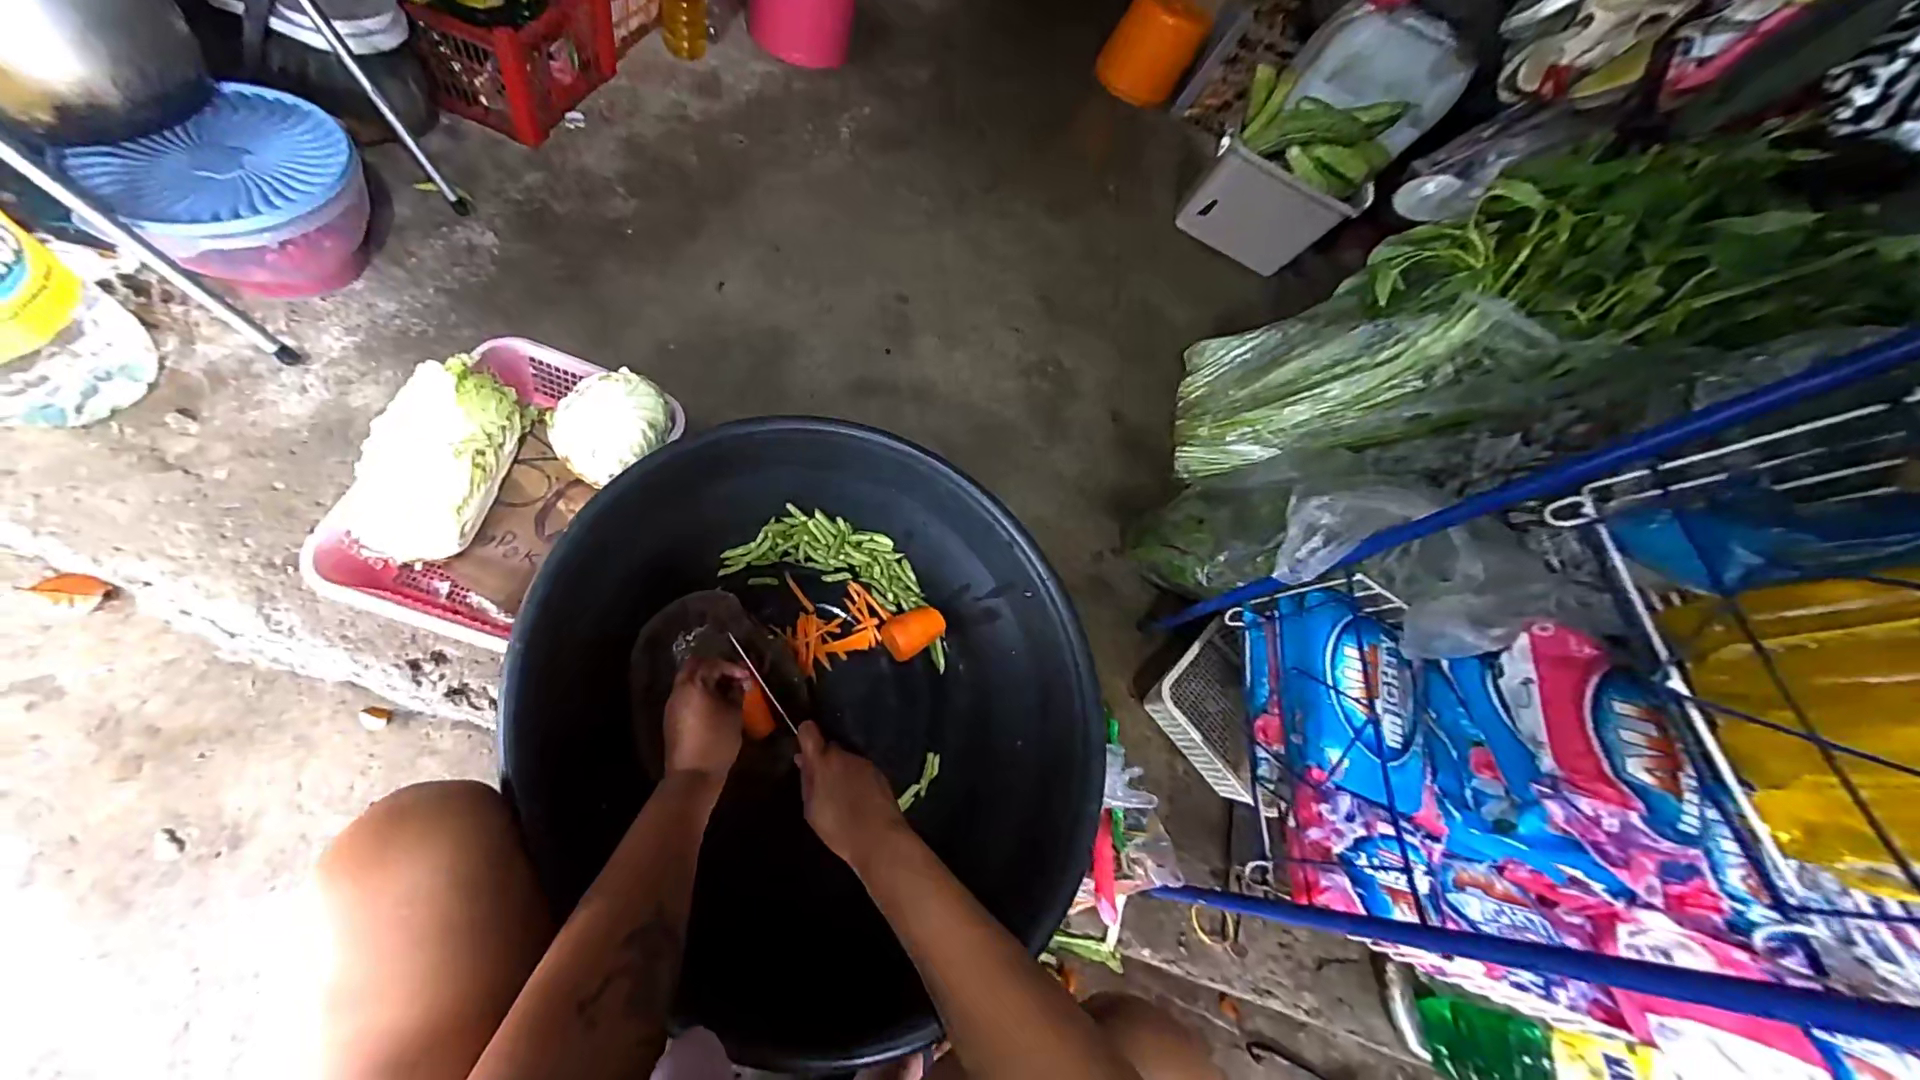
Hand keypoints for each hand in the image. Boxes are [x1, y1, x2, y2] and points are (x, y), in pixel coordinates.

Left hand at [663, 656, 749, 781]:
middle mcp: (679, 690)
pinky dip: (700, 691)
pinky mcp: (671, 717)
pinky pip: (686, 694)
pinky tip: (715, 703)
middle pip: (694, 665)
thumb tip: (740, 683)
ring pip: (688, 679)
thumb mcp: (734, 714)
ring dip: (706, 679)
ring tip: (727, 690)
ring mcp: (672, 704)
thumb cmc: (717, 741)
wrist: (692, 774)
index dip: (733, 667)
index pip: (714, 664)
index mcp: (694, 685)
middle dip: (715, 667)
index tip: (747, 676)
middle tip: (733, 676)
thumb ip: (737, 693)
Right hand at [796, 721, 909, 869]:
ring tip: (843, 796)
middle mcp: (845, 755)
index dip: (805, 735)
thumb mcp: (811, 809)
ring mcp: (864, 762)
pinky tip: (859, 798)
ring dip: (842, 770)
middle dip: (825, 761)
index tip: (804, 747)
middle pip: (830, 749)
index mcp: (823, 762)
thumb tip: (803, 760)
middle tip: (823, 784)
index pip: (809, 732)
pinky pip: (861, 769)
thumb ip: (807, 780)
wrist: (879, 837)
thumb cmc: (838, 828)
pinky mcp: (879, 772)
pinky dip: (857, 778)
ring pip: (847, 760)